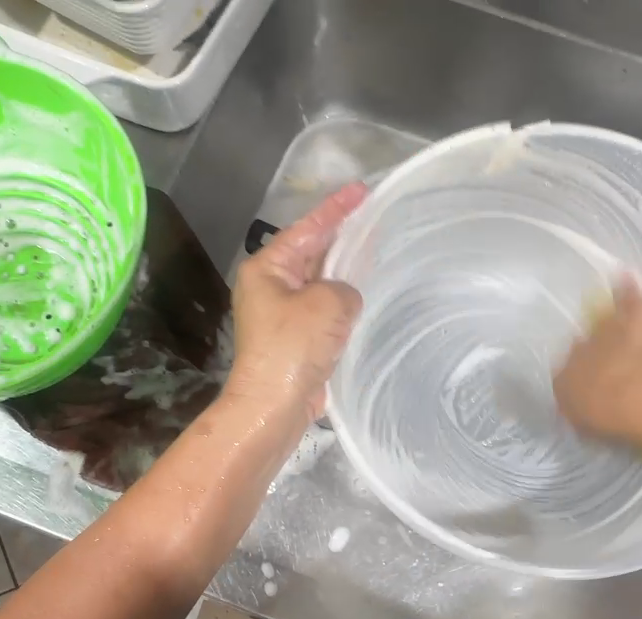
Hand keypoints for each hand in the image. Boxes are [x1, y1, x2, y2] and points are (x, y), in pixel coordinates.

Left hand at [225, 183, 367, 423]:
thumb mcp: (329, 303)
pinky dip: (341, 305)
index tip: (361, 190)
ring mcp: (280, 316)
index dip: (336, 209)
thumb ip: (346, 288)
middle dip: (341, 239)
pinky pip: (322, 313)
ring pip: (318, 285)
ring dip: (343, 274)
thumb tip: (344, 300)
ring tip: (375, 255)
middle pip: (311, 254)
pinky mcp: (293, 342)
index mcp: (267, 268)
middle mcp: (269, 287)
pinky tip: (363, 300)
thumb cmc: (293, 347)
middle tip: (374, 220)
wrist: (274, 405)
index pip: (306, 228)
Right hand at [554, 279, 641, 441]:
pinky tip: (628, 277)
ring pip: (603, 322)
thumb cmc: (612, 420)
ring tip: (618, 324)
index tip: (594, 388)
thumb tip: (588, 416)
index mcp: (562, 383)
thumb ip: (588, 418)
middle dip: (594, 353)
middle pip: (582, 348)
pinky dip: (629, 287)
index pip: (565, 379)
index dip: (581, 381)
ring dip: (610, 323)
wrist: (638, 393)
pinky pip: (629, 294)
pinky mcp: (634, 312)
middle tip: (612, 363)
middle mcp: (576, 353)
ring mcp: (605, 330)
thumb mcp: (592, 430)